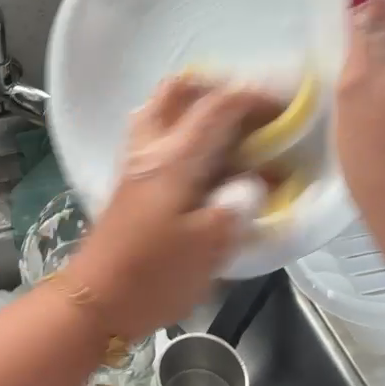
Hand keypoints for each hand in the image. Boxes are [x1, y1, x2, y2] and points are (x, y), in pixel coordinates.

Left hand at [62, 78, 283, 340]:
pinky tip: (209, 158)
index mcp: (173, 159)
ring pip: (162, 108)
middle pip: (177, 90)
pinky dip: (185, 130)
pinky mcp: (131, 178)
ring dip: (197, 106)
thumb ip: (238, 205)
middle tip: (251, 108)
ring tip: (234, 130)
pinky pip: (158, 134)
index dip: (254, 96)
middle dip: (217, 86)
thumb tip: (255, 180)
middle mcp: (150, 148)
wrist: (98, 299)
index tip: (286, 102)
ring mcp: (135, 160)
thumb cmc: (155, 275)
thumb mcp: (210, 246)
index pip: (216, 106)